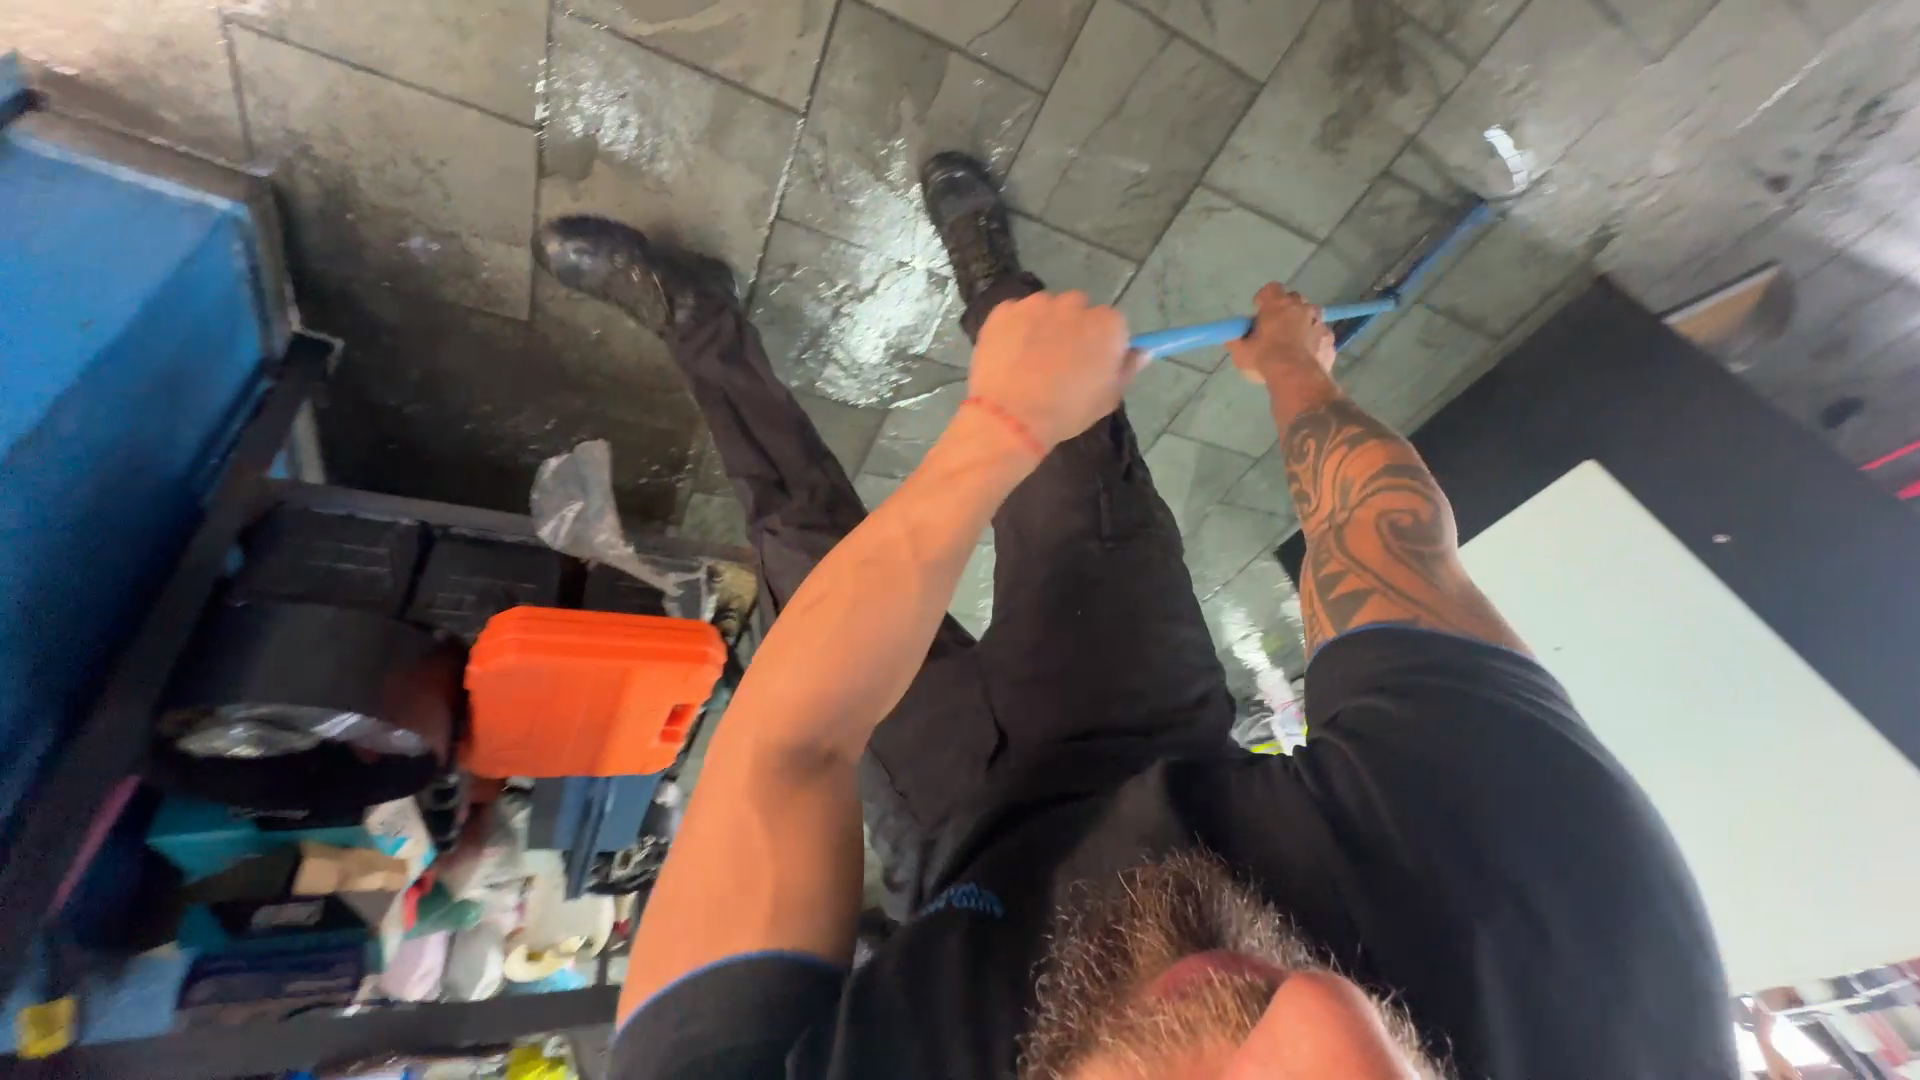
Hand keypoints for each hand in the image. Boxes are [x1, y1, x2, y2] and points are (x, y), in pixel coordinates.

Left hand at [968, 290, 1141, 449]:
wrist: (1011, 418)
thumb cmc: (1066, 412)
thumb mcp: (1107, 399)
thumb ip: (1126, 369)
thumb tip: (1142, 351)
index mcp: (1107, 324)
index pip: (1113, 324)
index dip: (1102, 344)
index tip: (1090, 364)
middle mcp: (1074, 304)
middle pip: (1079, 310)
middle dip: (1072, 329)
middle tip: (1059, 363)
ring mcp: (1036, 304)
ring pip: (1046, 308)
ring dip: (1043, 325)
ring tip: (1030, 361)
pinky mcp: (1004, 310)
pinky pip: (1016, 313)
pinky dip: (1015, 329)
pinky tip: (1010, 356)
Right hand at [1228, 283, 1335, 384]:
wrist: (1296, 378)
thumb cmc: (1265, 360)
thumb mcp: (1241, 353)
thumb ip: (1236, 341)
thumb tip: (1232, 338)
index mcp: (1277, 305)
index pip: (1271, 288)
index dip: (1264, 298)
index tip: (1259, 309)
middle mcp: (1301, 308)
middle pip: (1295, 298)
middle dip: (1286, 308)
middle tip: (1277, 325)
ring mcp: (1319, 322)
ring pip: (1312, 314)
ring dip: (1304, 322)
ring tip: (1295, 340)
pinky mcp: (1330, 339)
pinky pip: (1321, 334)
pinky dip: (1314, 341)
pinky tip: (1307, 355)